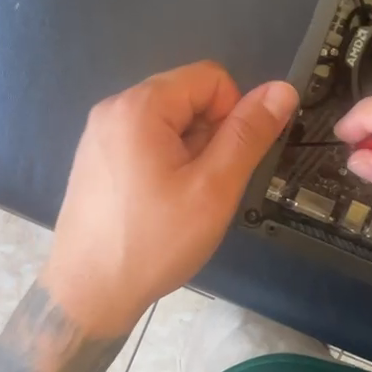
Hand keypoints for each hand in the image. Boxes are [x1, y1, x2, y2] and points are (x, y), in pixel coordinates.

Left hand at [40, 61, 297, 336]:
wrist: (88, 294)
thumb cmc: (154, 242)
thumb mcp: (214, 188)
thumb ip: (249, 134)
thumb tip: (283, 89)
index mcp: (139, 106)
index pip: (211, 78)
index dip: (233, 114)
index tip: (227, 162)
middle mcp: (113, 109)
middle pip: (186, 96)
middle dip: (210, 134)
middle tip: (206, 186)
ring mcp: (99, 136)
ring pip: (168, 123)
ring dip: (189, 152)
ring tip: (182, 200)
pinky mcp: (95, 161)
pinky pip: (144, 143)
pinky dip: (164, 164)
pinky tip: (160, 205)